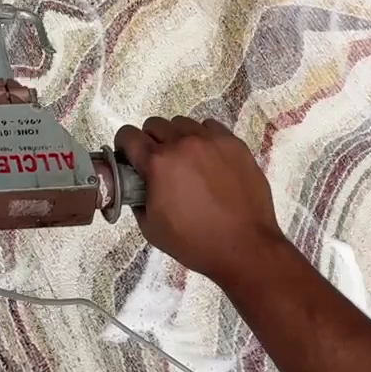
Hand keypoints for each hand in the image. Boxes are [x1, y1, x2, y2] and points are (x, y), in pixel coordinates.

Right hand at [115, 116, 289, 287]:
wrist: (246, 248)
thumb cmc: (195, 242)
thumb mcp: (151, 228)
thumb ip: (137, 199)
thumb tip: (135, 185)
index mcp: (158, 162)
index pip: (128, 135)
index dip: (124, 146)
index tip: (129, 157)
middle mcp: (182, 143)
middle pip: (154, 124)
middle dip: (150, 141)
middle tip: (159, 164)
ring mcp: (210, 140)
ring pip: (182, 123)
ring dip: (177, 138)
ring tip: (187, 161)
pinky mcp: (233, 143)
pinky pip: (210, 127)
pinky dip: (204, 138)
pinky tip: (209, 159)